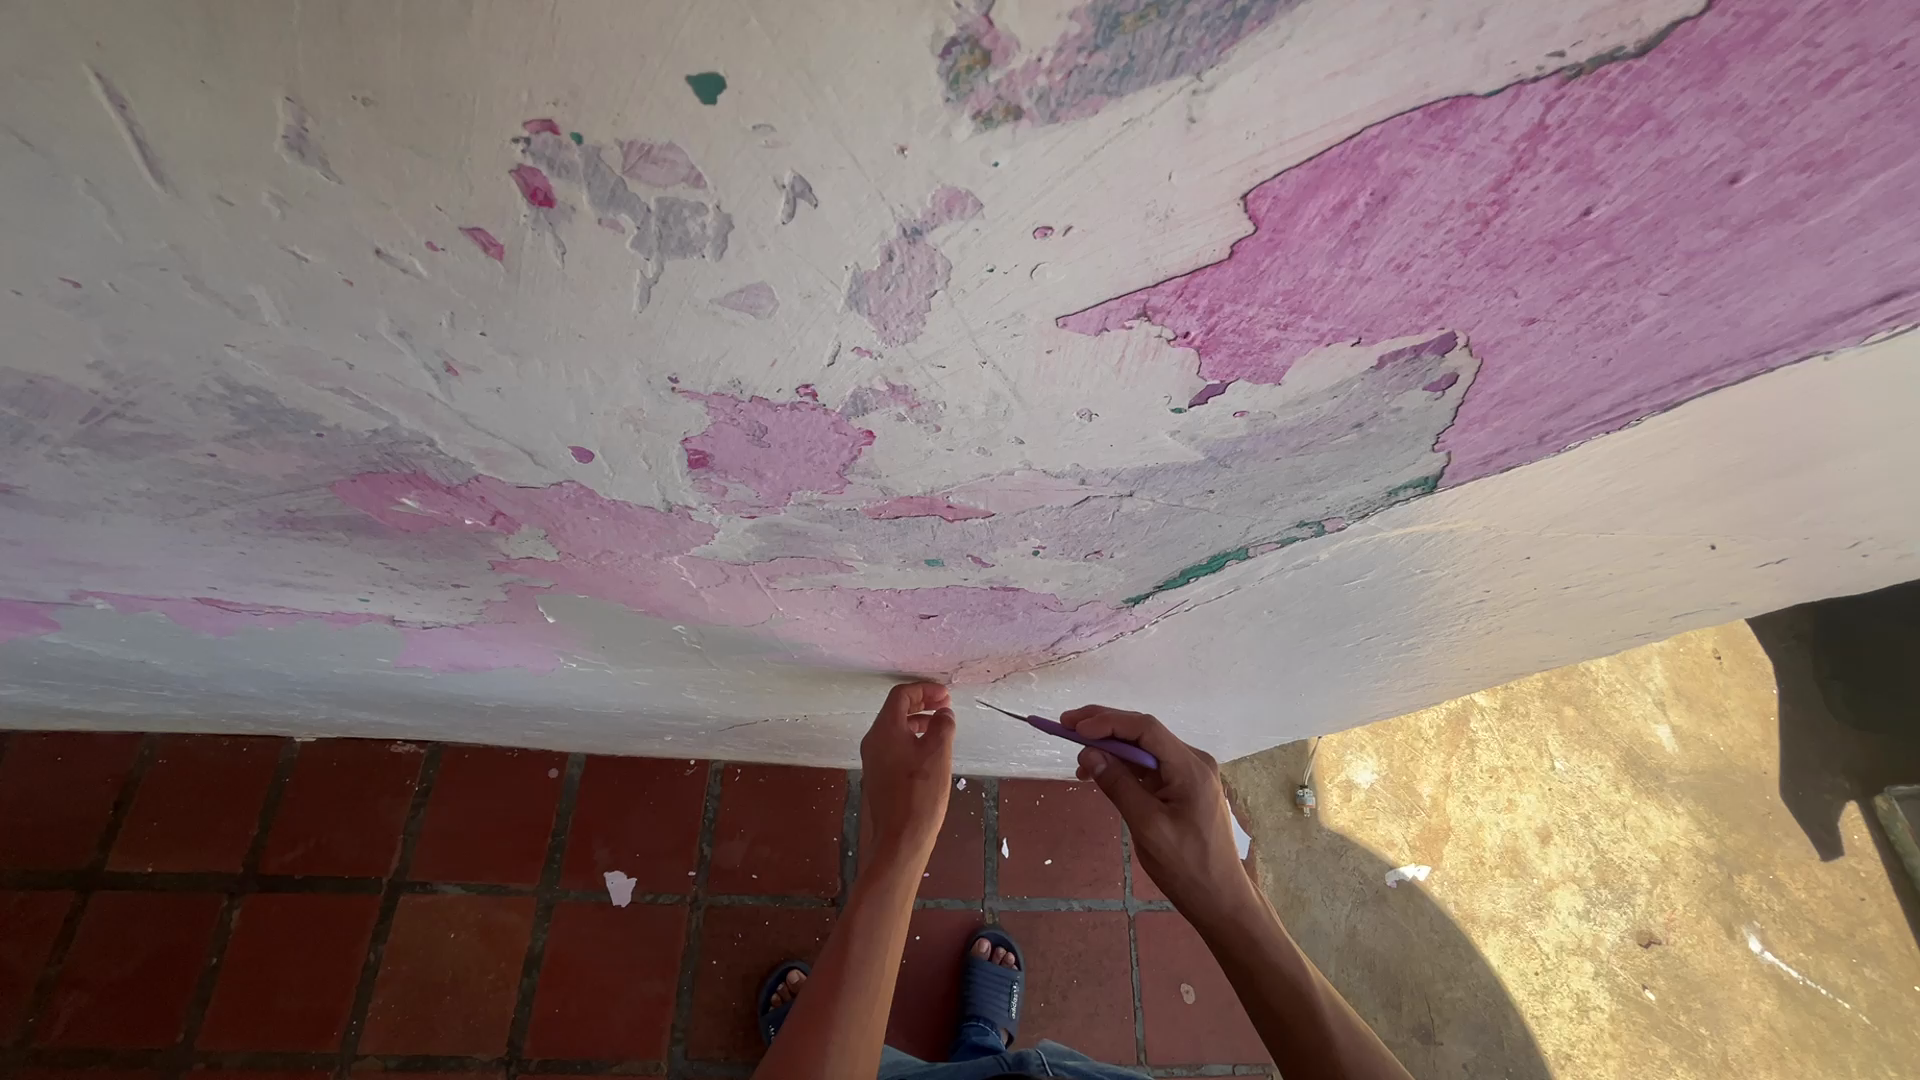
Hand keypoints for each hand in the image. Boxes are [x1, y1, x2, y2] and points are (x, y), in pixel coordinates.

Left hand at [859, 683, 956, 864]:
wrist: (900, 838)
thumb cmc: (920, 794)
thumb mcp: (938, 754)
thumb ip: (942, 726)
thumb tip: (944, 714)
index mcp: (885, 730)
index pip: (901, 695)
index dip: (924, 690)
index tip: (944, 695)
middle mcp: (874, 740)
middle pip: (895, 709)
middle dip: (921, 702)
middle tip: (944, 704)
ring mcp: (873, 758)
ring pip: (895, 727)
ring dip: (918, 720)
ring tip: (941, 724)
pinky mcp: (878, 773)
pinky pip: (894, 744)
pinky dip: (911, 736)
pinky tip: (929, 748)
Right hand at [1065, 705, 1253, 924]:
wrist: (1221, 901)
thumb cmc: (1187, 867)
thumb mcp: (1147, 826)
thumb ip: (1118, 785)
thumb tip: (1089, 753)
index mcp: (1190, 767)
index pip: (1145, 728)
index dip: (1108, 722)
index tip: (1076, 728)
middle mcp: (1193, 761)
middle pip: (1143, 732)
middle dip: (1104, 727)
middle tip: (1067, 725)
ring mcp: (1189, 774)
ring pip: (1143, 748)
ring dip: (1110, 747)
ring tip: (1078, 757)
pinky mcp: (1183, 787)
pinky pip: (1148, 767)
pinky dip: (1122, 766)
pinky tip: (1100, 774)